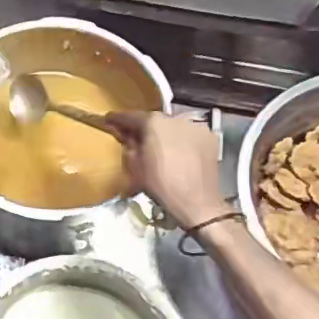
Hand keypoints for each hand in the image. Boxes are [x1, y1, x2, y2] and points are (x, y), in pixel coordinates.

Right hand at [107, 112, 230, 227]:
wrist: (197, 201)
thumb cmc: (161, 185)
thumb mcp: (135, 167)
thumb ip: (128, 145)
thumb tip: (126, 134)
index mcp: (153, 123)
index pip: (130, 116)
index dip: (117, 119)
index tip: (109, 120)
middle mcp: (175, 118)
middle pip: (153, 120)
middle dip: (144, 128)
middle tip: (136, 139)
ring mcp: (194, 126)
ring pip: (173, 127)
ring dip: (164, 134)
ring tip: (161, 149)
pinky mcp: (209, 136)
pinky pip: (188, 135)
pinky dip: (181, 141)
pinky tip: (179, 154)